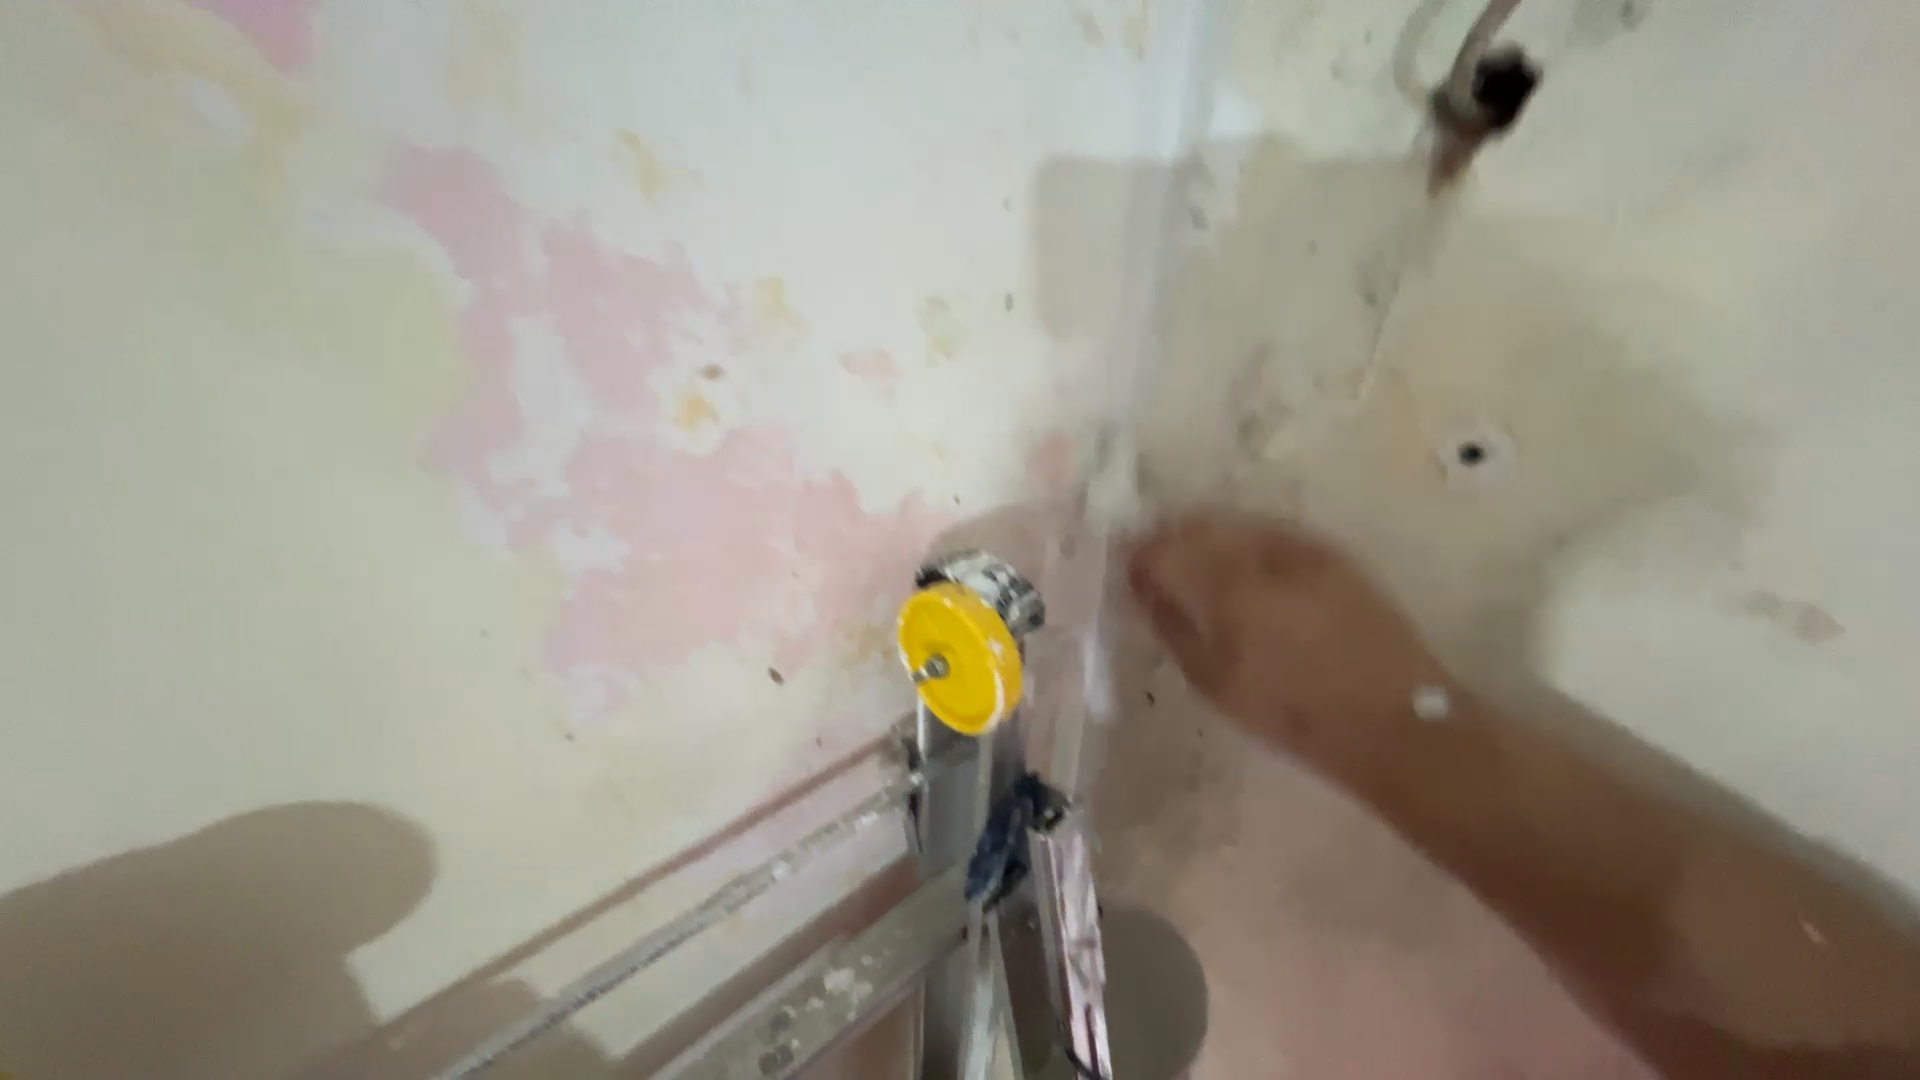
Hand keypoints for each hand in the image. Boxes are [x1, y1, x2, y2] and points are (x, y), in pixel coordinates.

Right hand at [1126, 514, 1455, 771]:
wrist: (1393, 721)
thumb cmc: (1292, 714)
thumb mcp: (1214, 682)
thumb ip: (1171, 626)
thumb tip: (1142, 589)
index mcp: (1228, 591)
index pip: (1162, 550)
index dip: (1138, 559)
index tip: (1131, 578)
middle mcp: (1262, 555)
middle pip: (1196, 525)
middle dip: (1168, 542)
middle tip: (1158, 571)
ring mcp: (1300, 548)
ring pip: (1232, 523)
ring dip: (1204, 539)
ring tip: (1199, 571)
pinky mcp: (1329, 552)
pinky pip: (1269, 532)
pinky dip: (1243, 543)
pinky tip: (1243, 570)